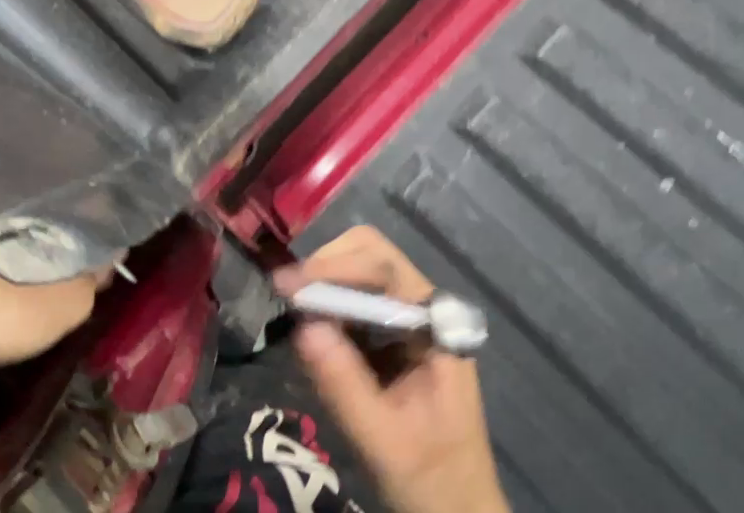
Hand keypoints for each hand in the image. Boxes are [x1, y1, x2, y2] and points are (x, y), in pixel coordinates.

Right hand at [278, 227, 510, 512]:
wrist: (458, 509)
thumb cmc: (430, 478)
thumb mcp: (384, 440)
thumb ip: (345, 385)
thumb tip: (301, 328)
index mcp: (436, 326)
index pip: (384, 269)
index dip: (334, 269)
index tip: (288, 287)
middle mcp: (424, 310)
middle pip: (371, 256)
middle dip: (326, 266)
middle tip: (285, 293)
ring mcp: (409, 321)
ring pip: (360, 272)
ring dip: (323, 284)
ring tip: (289, 308)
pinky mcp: (392, 336)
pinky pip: (354, 302)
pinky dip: (326, 306)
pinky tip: (308, 330)